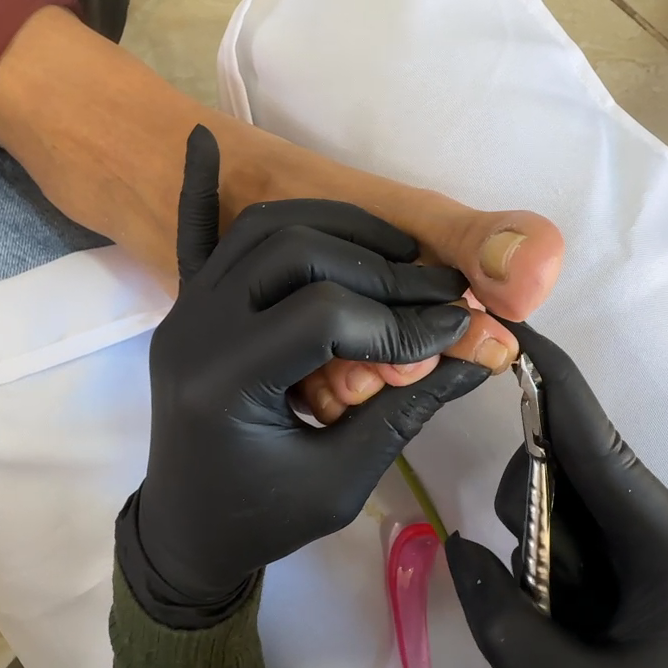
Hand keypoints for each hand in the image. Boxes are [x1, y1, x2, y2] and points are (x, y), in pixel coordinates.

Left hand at [118, 126, 491, 625]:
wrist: (185, 529)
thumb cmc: (262, 519)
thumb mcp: (343, 481)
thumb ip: (409, 408)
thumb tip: (483, 346)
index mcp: (224, 383)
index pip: (325, 315)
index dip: (400, 320)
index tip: (455, 335)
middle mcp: (194, 328)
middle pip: (296, 252)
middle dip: (379, 267)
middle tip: (437, 290)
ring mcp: (185, 308)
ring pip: (263, 230)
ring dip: (334, 227)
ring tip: (394, 250)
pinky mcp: (186, 302)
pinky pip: (193, 233)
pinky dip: (203, 186)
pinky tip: (204, 138)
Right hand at [444, 319, 667, 667]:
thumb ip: (497, 612)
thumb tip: (459, 544)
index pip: (596, 442)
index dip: (548, 379)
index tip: (507, 326)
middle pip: (578, 469)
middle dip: (534, 513)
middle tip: (540, 599)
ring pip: (576, 500)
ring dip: (546, 546)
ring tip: (566, 626)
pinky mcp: (663, 562)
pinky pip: (589, 527)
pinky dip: (560, 559)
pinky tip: (576, 618)